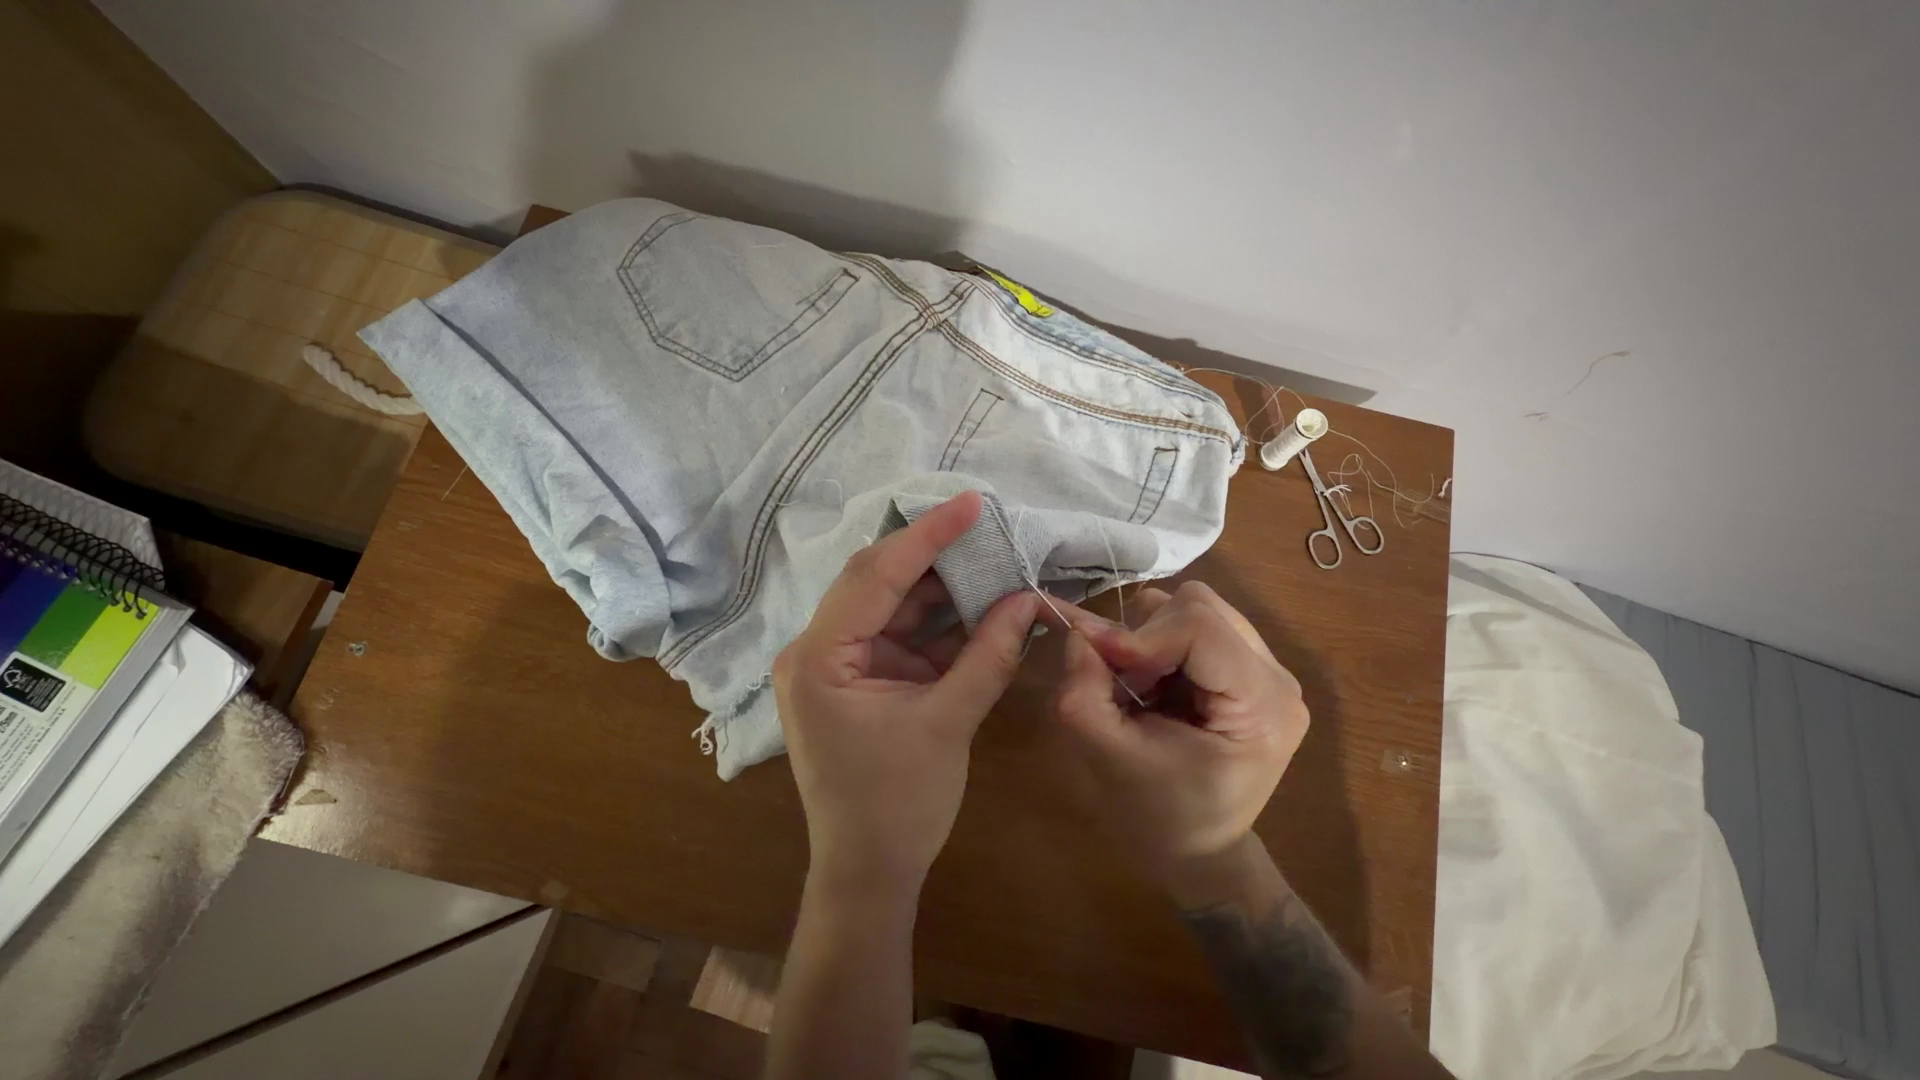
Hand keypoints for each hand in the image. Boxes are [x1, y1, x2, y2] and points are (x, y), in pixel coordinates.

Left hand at [773, 491, 1040, 894]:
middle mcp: (817, 650)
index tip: (972, 503)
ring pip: (892, 607)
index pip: (875, 575)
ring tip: (993, 561)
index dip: (928, 536)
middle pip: (879, 583)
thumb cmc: (898, 805)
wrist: (869, 874)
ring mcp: (836, 665)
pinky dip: (938, 625)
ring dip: (941, 590)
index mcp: (819, 656)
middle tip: (988, 529)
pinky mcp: (858, 681)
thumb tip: (1028, 600)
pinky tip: (979, 605)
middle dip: (935, 558)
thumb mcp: (948, 723)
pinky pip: (899, 637)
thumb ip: (988, 656)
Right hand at [1047, 582, 1307, 903]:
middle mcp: (1278, 678)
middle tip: (1120, 680)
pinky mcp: (1249, 669)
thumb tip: (1079, 630)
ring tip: (1139, 686)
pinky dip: (1163, 644)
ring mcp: (1269, 671)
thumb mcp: (1105, 756)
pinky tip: (1155, 686)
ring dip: (1153, 637)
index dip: (1139, 635)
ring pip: (1198, 607)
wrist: (1197, 853)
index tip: (1097, 658)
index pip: (1199, 626)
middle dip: (1147, 635)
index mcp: (1261, 705)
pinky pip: (1197, 625)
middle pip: (1200, 606)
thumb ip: (1083, 690)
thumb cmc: (1156, 816)